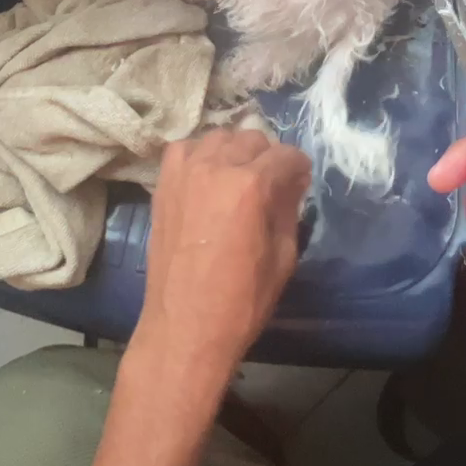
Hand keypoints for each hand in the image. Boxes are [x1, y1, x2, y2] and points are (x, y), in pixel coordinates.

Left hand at [136, 129, 310, 379]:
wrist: (185, 328)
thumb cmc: (241, 301)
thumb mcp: (282, 256)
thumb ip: (289, 208)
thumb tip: (293, 181)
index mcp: (250, 185)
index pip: (285, 155)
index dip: (299, 166)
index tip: (301, 181)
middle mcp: (215, 167)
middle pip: (252, 139)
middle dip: (268, 157)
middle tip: (273, 183)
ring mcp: (184, 173)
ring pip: (218, 137)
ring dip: (235, 151)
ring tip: (239, 177)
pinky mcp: (163, 184)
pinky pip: (184, 149)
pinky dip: (200, 154)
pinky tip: (207, 176)